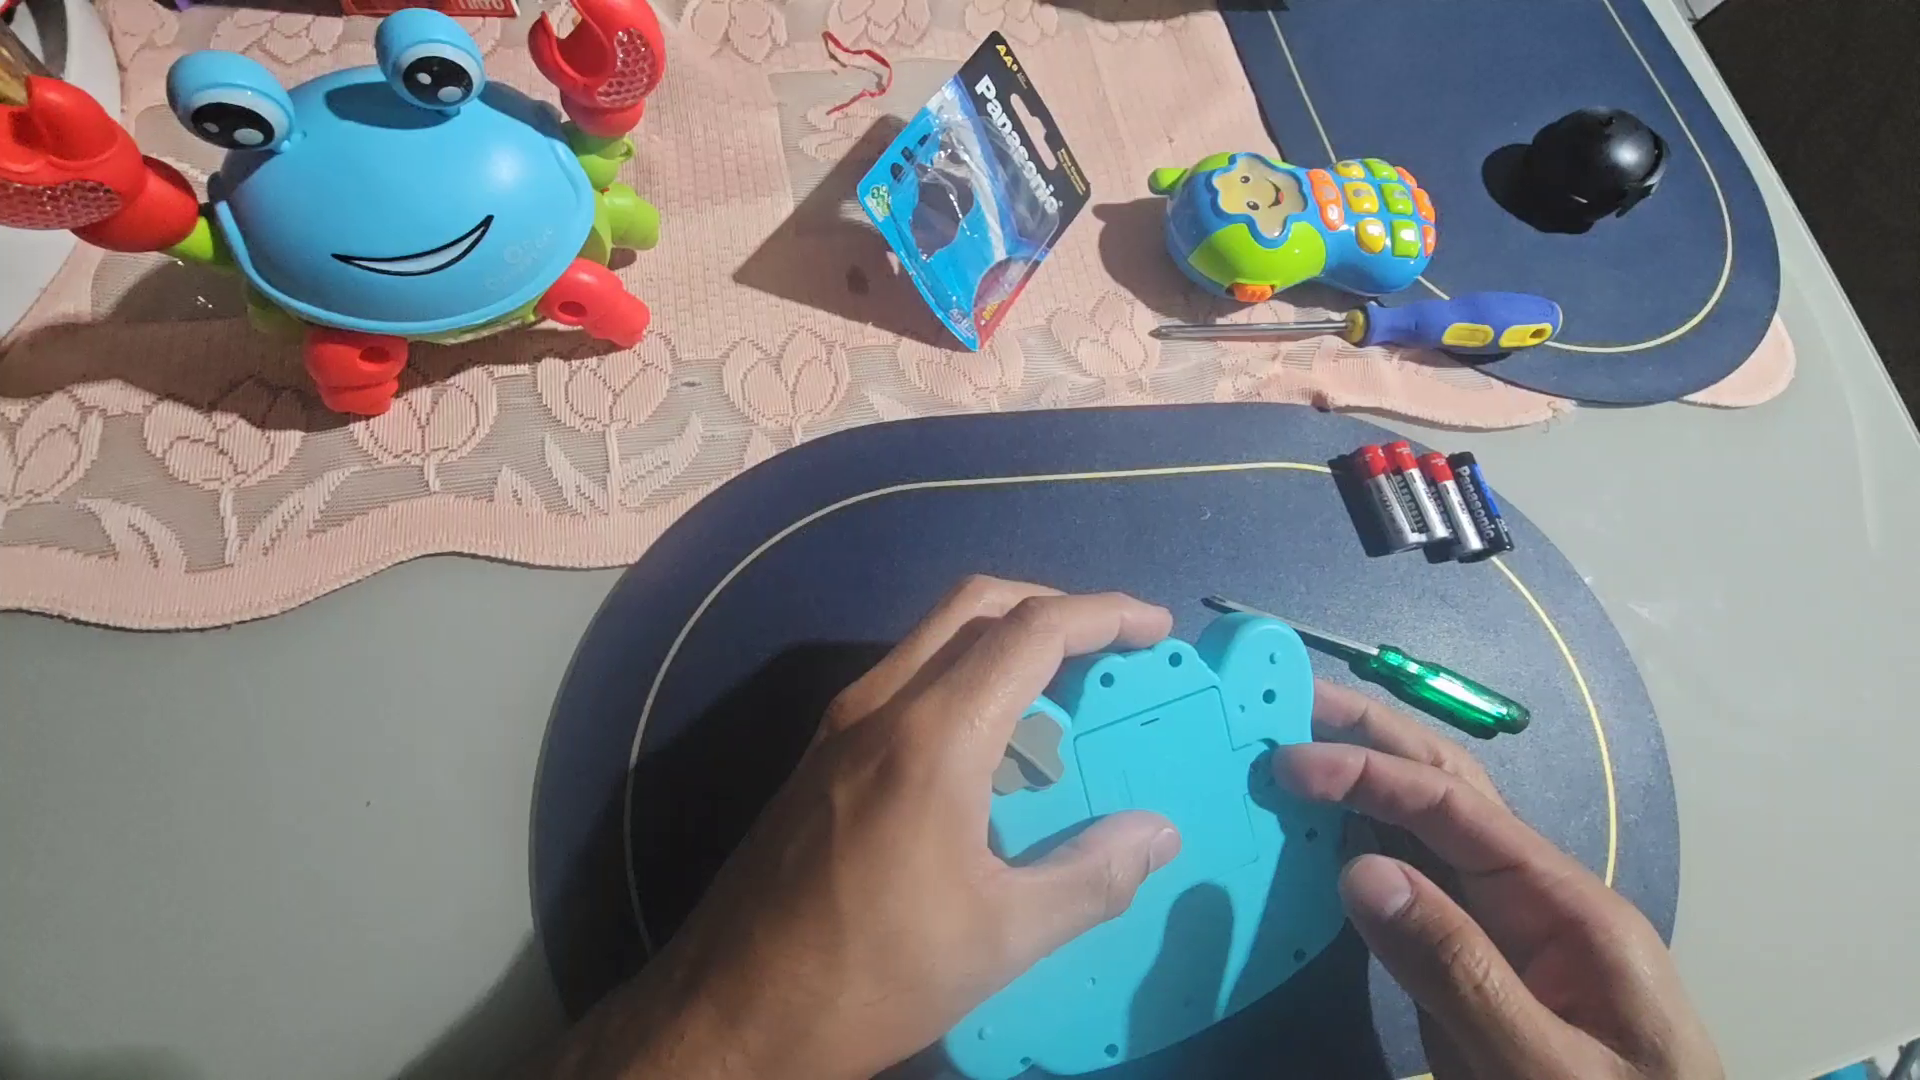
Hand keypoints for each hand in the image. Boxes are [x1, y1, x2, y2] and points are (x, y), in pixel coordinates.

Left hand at [531, 577, 1183, 1079]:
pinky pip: (910, 670)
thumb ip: (1091, 878)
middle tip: (1108, 641)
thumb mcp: (998, 940)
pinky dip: (967, 668)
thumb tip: (1158, 834)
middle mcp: (881, 701)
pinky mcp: (826, 744)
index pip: (1031, 631)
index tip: (1153, 627)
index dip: (1102, 614)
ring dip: (1006, 632)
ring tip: (1061, 682)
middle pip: (978, 601)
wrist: (729, 1009)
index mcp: (932, 735)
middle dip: (1052, 602)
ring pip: (938, 630)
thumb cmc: (867, 973)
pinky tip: (993, 733)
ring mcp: (844, 717)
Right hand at [1276, 681, 1722, 1079]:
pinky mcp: (1467, 948)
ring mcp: (1499, 919)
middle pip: (1445, 784)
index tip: (1291, 765)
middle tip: (1295, 701)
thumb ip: (1458, 969)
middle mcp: (1531, 891)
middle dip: (1372, 735)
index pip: (1452, 806)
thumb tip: (1359, 868)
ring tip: (1296, 740)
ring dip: (1362, 771)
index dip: (1368, 772)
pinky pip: (1406, 870)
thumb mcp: (1543, 1067)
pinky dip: (1357, 831)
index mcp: (1566, 904)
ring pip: (1423, 819)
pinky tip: (1319, 820)